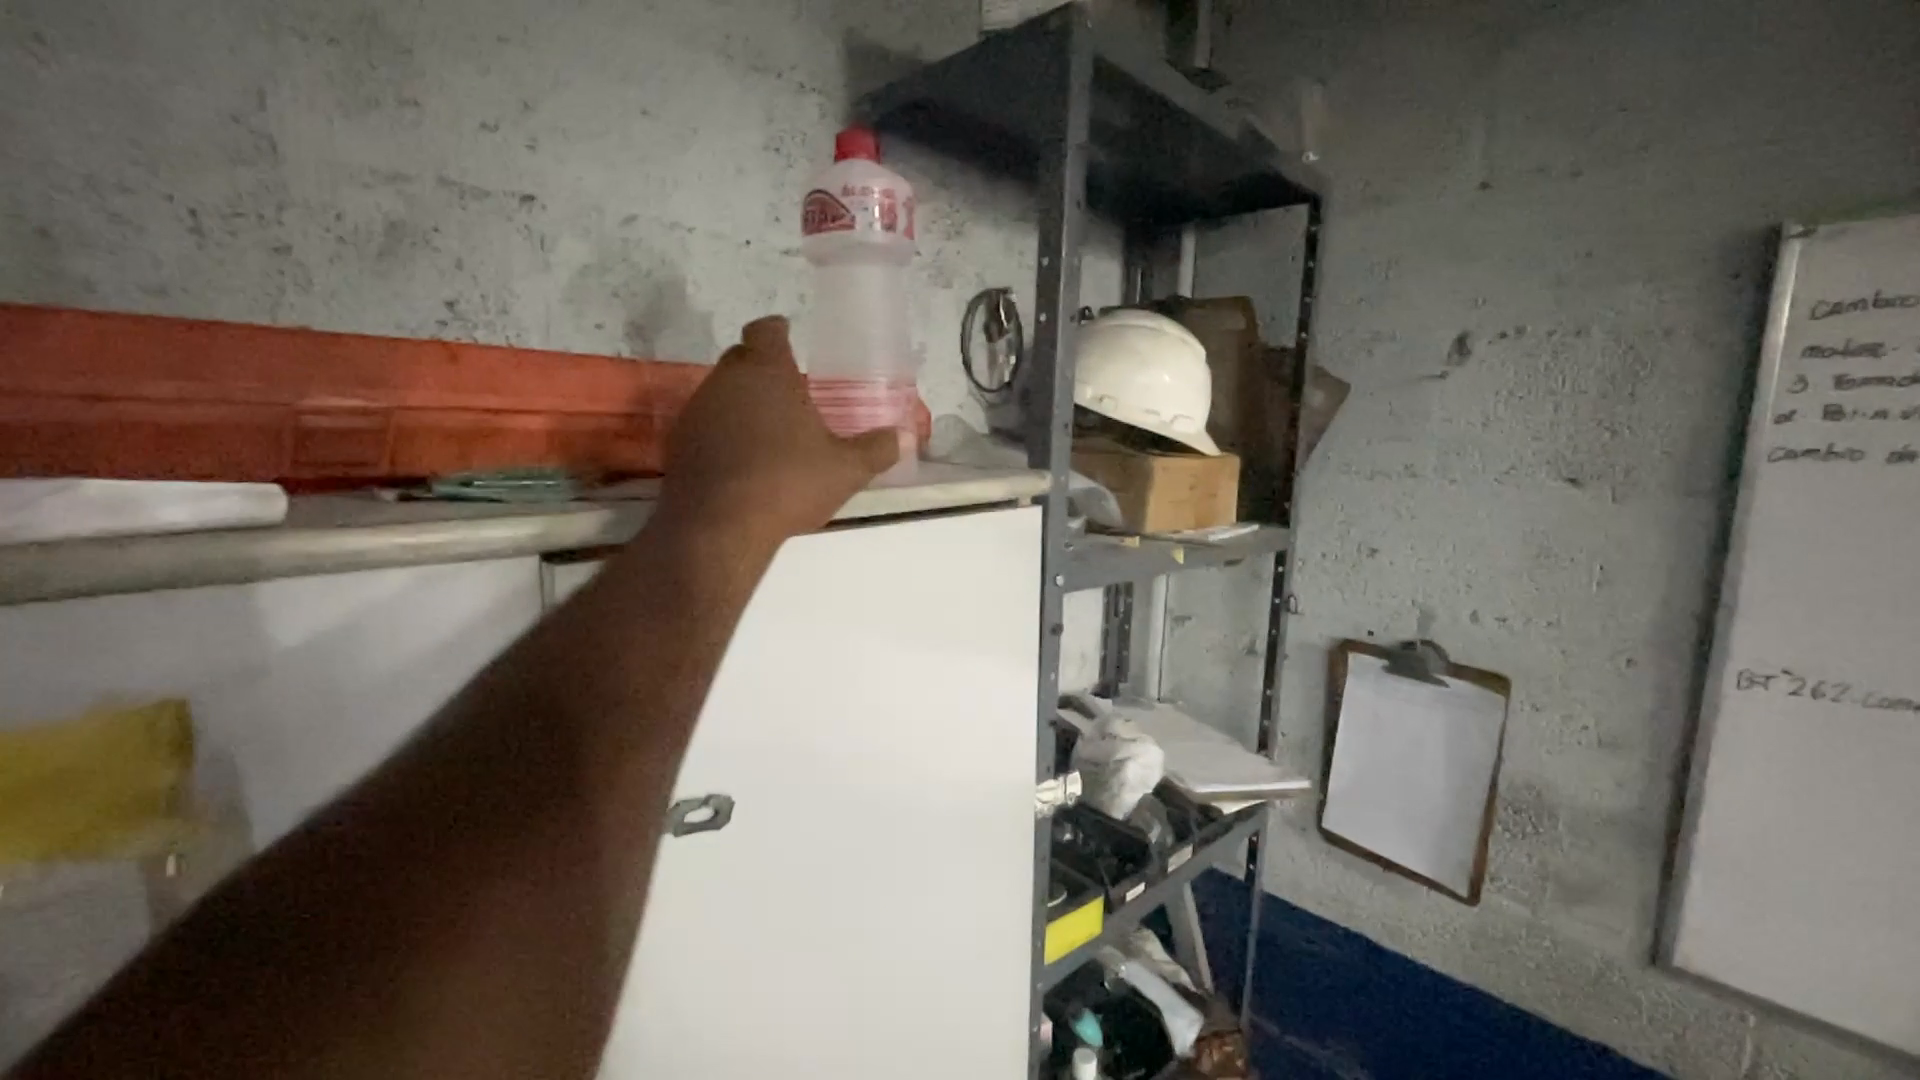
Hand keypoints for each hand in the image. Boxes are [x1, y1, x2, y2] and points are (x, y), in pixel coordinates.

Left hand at [658, 316, 898, 543]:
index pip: (766, 330)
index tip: (789, 334)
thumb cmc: (787, 483)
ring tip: (769, 427)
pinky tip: (743, 459)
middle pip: (742, 358)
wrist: (717, 526)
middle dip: (763, 366)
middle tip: (789, 388)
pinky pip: (707, 425)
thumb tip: (904, 437)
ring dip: (742, 401)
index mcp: (766, 371)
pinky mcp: (679, 444)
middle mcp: (725, 381)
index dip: (778, 330)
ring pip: (721, 392)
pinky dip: (724, 432)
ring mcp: (696, 411)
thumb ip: (876, 449)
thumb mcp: (846, 469)